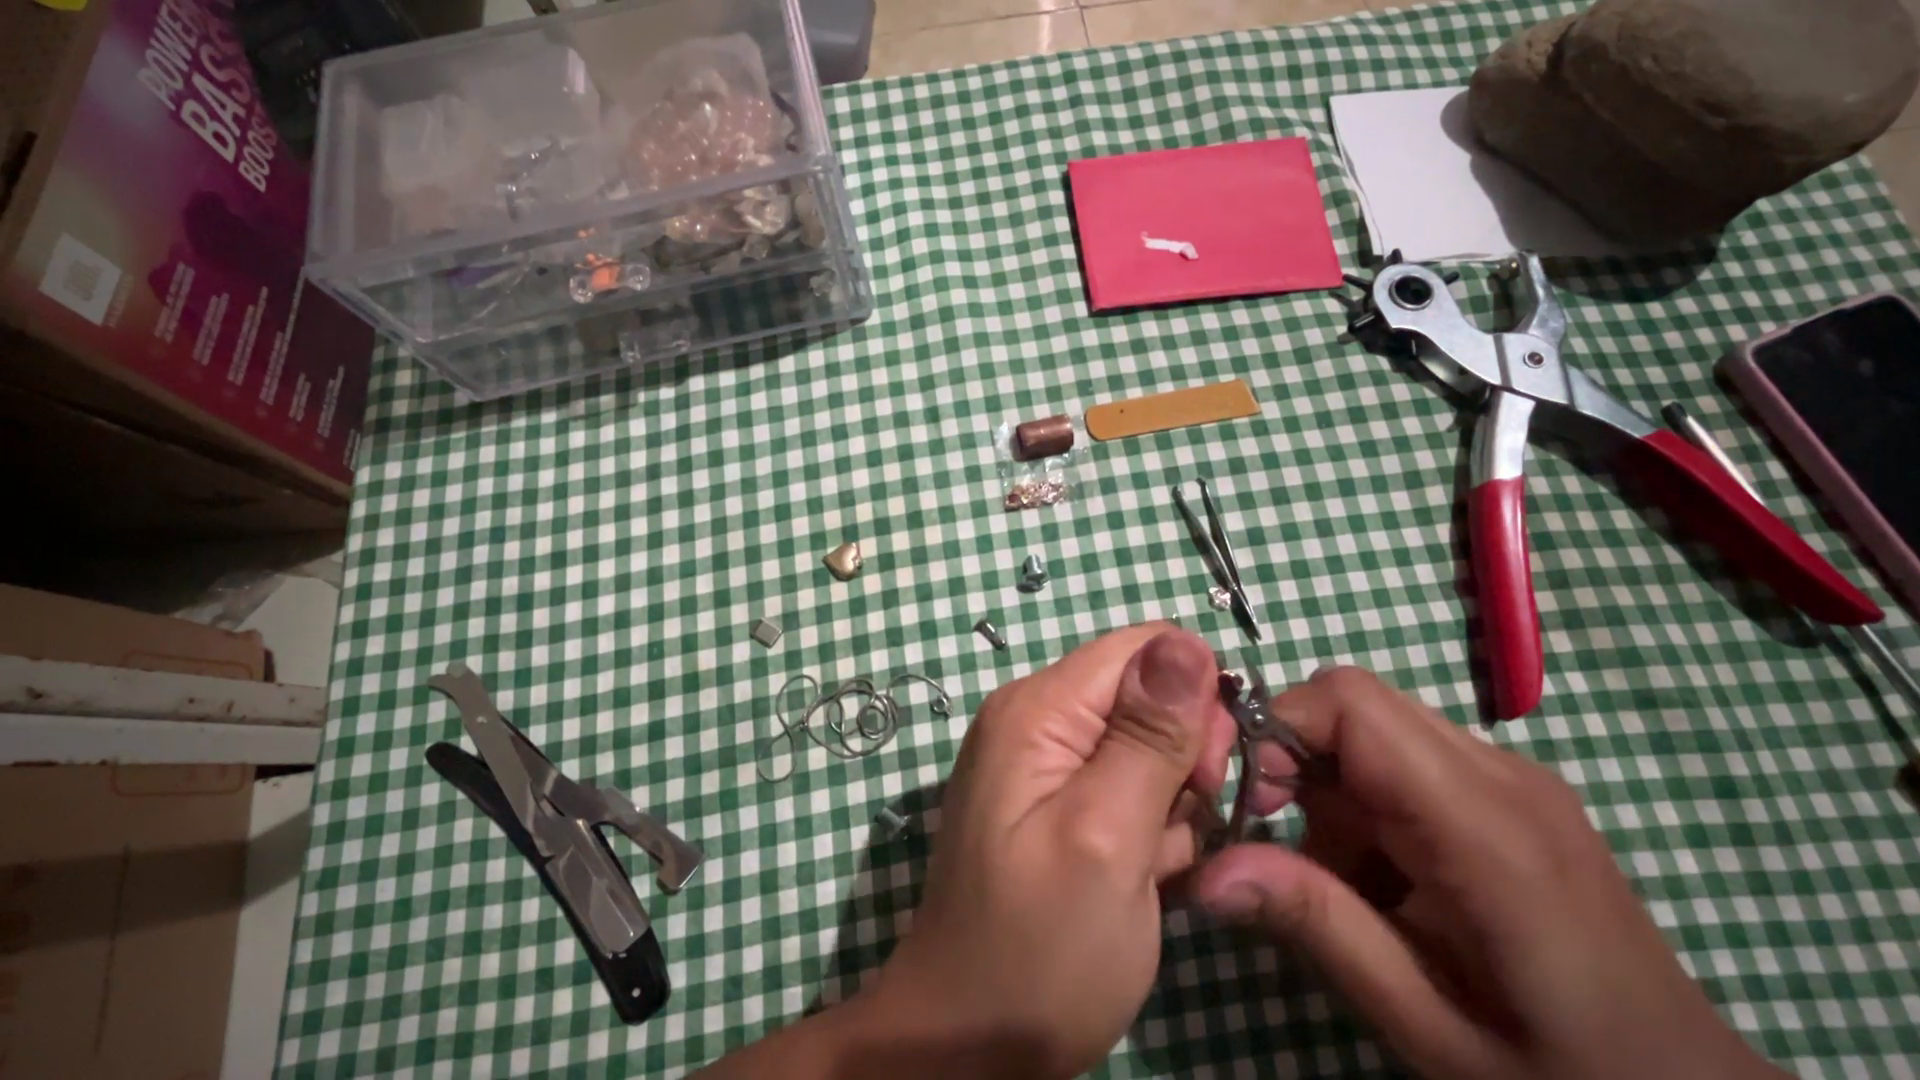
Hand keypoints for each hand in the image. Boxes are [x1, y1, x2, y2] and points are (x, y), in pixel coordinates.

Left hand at [859, 625, 1238, 1077]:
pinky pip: (1133, 795)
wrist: (968, 1041)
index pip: (1145, 650)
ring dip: (1173, 808)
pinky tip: (1139, 881)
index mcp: (1039, 709)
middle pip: (1151, 698)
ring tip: (1149, 868)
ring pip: (1152, 752)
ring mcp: (1048, 770)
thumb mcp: (1106, 835)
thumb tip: (1186, 639)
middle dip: (1186, 761)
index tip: (1205, 777)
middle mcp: (1039, 724)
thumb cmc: (1039, 948)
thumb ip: (1148, 736)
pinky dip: (1152, 835)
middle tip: (1174, 833)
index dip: (1194, 701)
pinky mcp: (1063, 811)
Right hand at [1191, 667, 1786, 1079]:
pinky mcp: (1515, 796)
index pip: (1350, 702)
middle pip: (1356, 706)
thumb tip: (1203, 872)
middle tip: (1290, 855)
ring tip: (1353, 895)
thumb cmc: (1559, 1068)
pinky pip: (1409, 765)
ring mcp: (1515, 780)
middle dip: (1296, 764)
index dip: (1276, 729)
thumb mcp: (1426, 1019)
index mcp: (1483, 823)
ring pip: (1375, 735)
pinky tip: (1391, 888)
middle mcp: (1502, 774)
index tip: (1247, 807)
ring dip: (1333, 797)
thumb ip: (1318, 927)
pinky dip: (1370, 810)